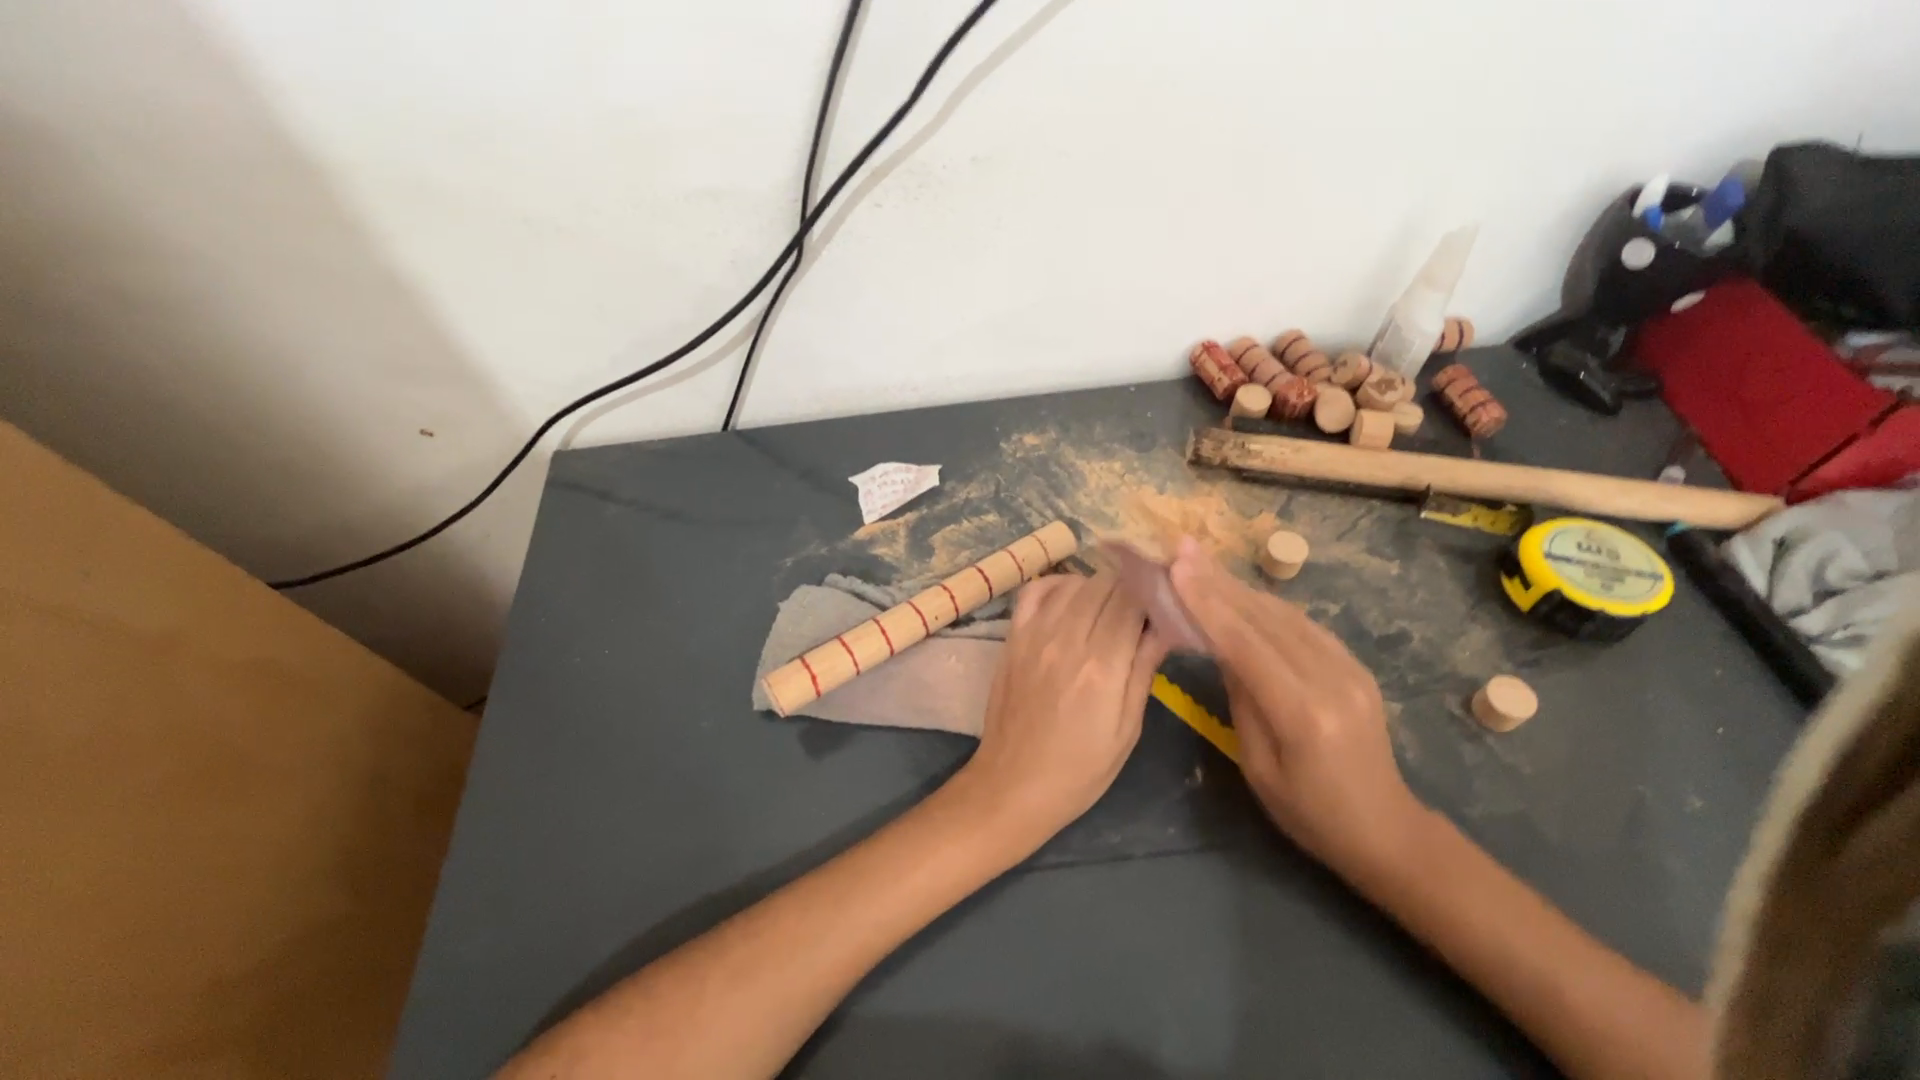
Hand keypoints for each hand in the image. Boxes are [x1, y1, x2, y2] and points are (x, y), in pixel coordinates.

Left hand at [959, 572, 1168, 845]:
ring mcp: (1034, 635)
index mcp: (1102, 666)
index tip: (1165, 602)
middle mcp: (1067, 640)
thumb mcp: (1127, 729)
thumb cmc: (1080, 769)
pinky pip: (1034, 591)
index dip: (1154, 593)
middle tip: (1141, 609)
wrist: (1013, 785)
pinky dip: (1058, 585)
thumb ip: (1143, 671)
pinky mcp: (1012, 639)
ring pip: (1073, 583)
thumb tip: (1166, 626)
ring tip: (1110, 607)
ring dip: (1097, 586)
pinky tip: (1072, 599)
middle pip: (1105, 584)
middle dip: (1130, 588)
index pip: (1133, 600)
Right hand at [1168, 538, 1422, 877]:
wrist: (1384, 828)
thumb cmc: (1308, 813)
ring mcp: (1350, 669)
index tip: (1178, 567)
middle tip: (1182, 549)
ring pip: (1286, 616)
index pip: (1245, 644)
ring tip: (1203, 564)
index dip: (1208, 603)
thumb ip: (1242, 701)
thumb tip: (1223, 649)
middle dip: (1219, 582)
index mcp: (1302, 712)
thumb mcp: (1259, 767)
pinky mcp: (1356, 667)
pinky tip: (1243, 595)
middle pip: (1265, 619)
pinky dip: (1268, 607)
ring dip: (1240, 588)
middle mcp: (1330, 679)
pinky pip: (1304, 626)